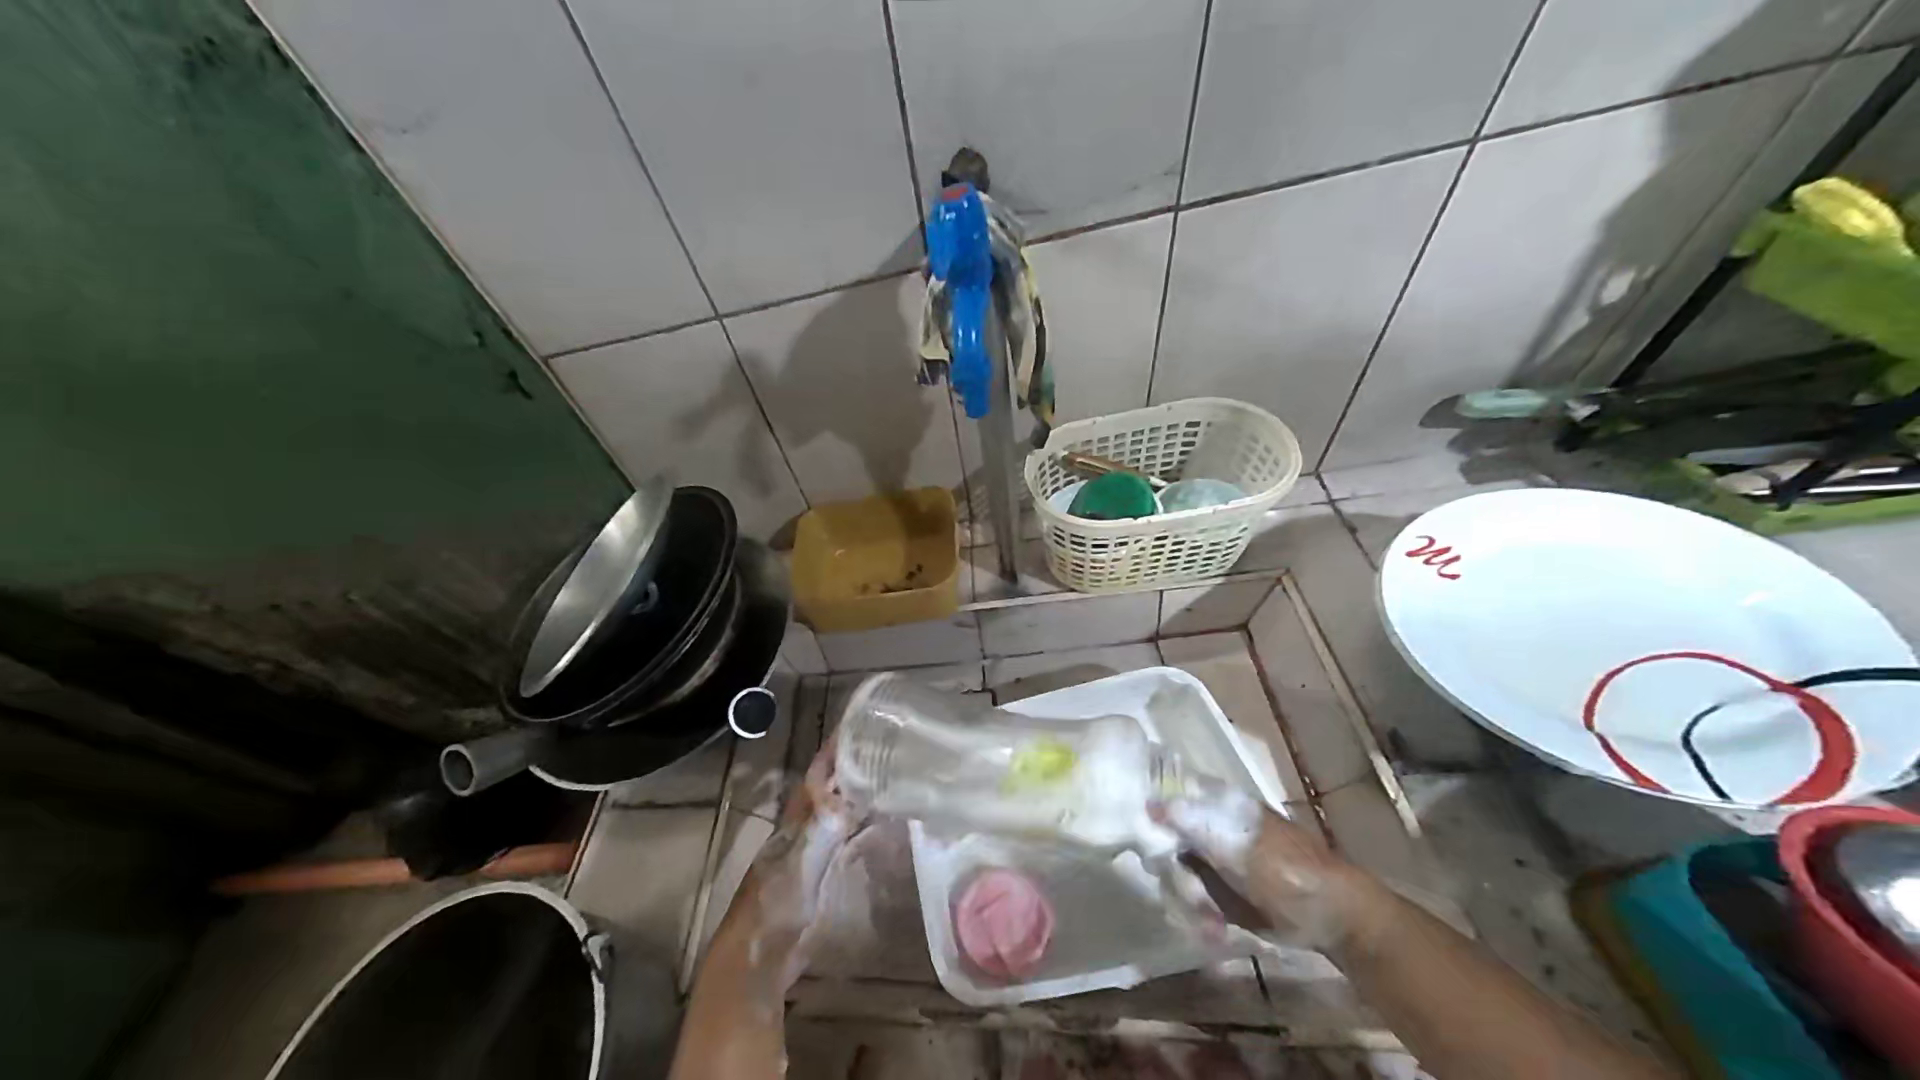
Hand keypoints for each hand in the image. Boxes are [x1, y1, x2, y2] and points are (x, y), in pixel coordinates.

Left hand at [716, 736, 864, 985]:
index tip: (859, 724)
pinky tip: (885, 826)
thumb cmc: (775, 907)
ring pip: (840, 812)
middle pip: (830, 790)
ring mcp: (813, 853)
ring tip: (893, 777)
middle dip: (854, 767)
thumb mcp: (800, 862)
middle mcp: (804, 829)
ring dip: (861, 794)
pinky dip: (865, 827)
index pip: (817, 775)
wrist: (758, 960)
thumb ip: (822, 826)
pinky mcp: (823, 877)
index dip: (834, 750)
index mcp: (795, 820)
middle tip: (888, 747)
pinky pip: (849, 840)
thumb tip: (849, 791)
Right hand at [1153, 789, 1373, 952]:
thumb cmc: (1291, 873)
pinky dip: (1197, 917)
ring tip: (1208, 921)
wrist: (1335, 921)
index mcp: (1215, 805)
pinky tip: (1213, 931)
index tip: (1147, 845)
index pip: (1166, 798)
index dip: (1150, 818)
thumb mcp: (1241, 848)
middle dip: (1171, 874)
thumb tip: (1150, 803)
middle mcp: (1207, 828)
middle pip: (1163, 842)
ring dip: (1186, 901)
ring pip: (1173, 874)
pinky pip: (1190, 900)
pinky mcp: (1218, 893)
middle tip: (1188, 895)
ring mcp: (1212, 861)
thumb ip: (1195, 826)